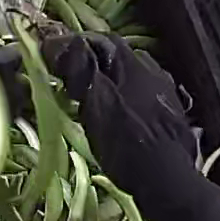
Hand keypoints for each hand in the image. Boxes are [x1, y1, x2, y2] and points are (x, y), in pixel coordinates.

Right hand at [45, 33, 219, 220]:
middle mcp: (152, 71)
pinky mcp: (168, 114)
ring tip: (85, 100)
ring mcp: (163, 93)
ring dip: (105, 82)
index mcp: (133, 63)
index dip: (72, 46)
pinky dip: (119, 99)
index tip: (51, 59)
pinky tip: (112, 117)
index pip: (98, 39)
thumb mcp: (96, 103)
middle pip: (114, 57)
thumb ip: (79, 69)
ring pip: (126, 77)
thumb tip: (55, 40)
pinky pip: (137, 96)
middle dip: (89, 64)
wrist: (167, 181)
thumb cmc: (127, 141)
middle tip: (65, 81)